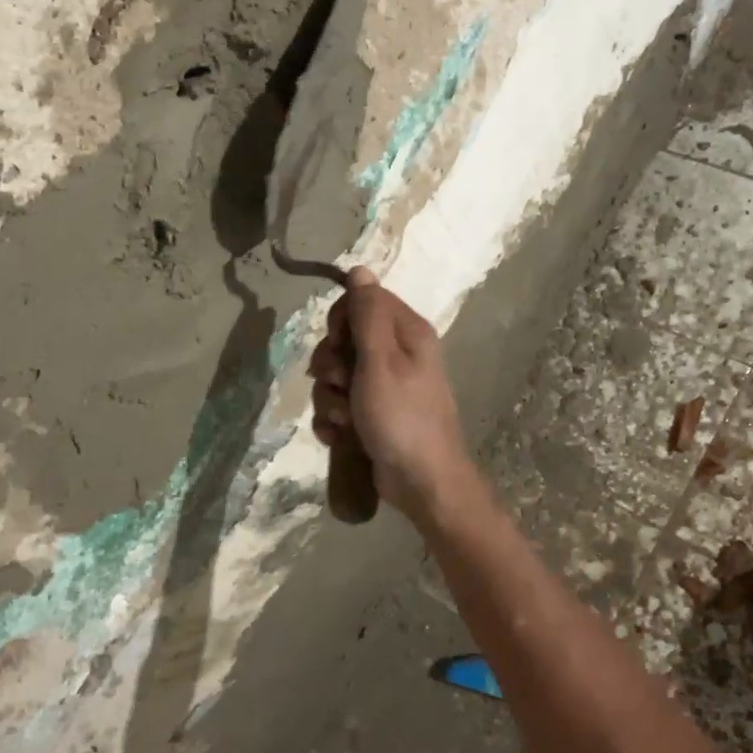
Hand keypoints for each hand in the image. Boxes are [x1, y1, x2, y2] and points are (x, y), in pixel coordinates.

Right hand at [308, 266, 471, 522]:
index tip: (339, 342)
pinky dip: (333, 421)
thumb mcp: (381, 360)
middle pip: (341, 340)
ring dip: (330, 398)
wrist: (422, 483)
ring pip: (333, 377)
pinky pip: (336, 406)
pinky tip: (341, 435)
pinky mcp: (370, 416)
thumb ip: (368, 314)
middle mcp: (395, 354)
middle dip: (330, 365)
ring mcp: (382, 387)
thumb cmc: (402, 417)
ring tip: (346, 419)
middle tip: (341, 384)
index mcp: (405, 332)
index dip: (340, 321)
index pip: (360, 301)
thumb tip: (360, 270)